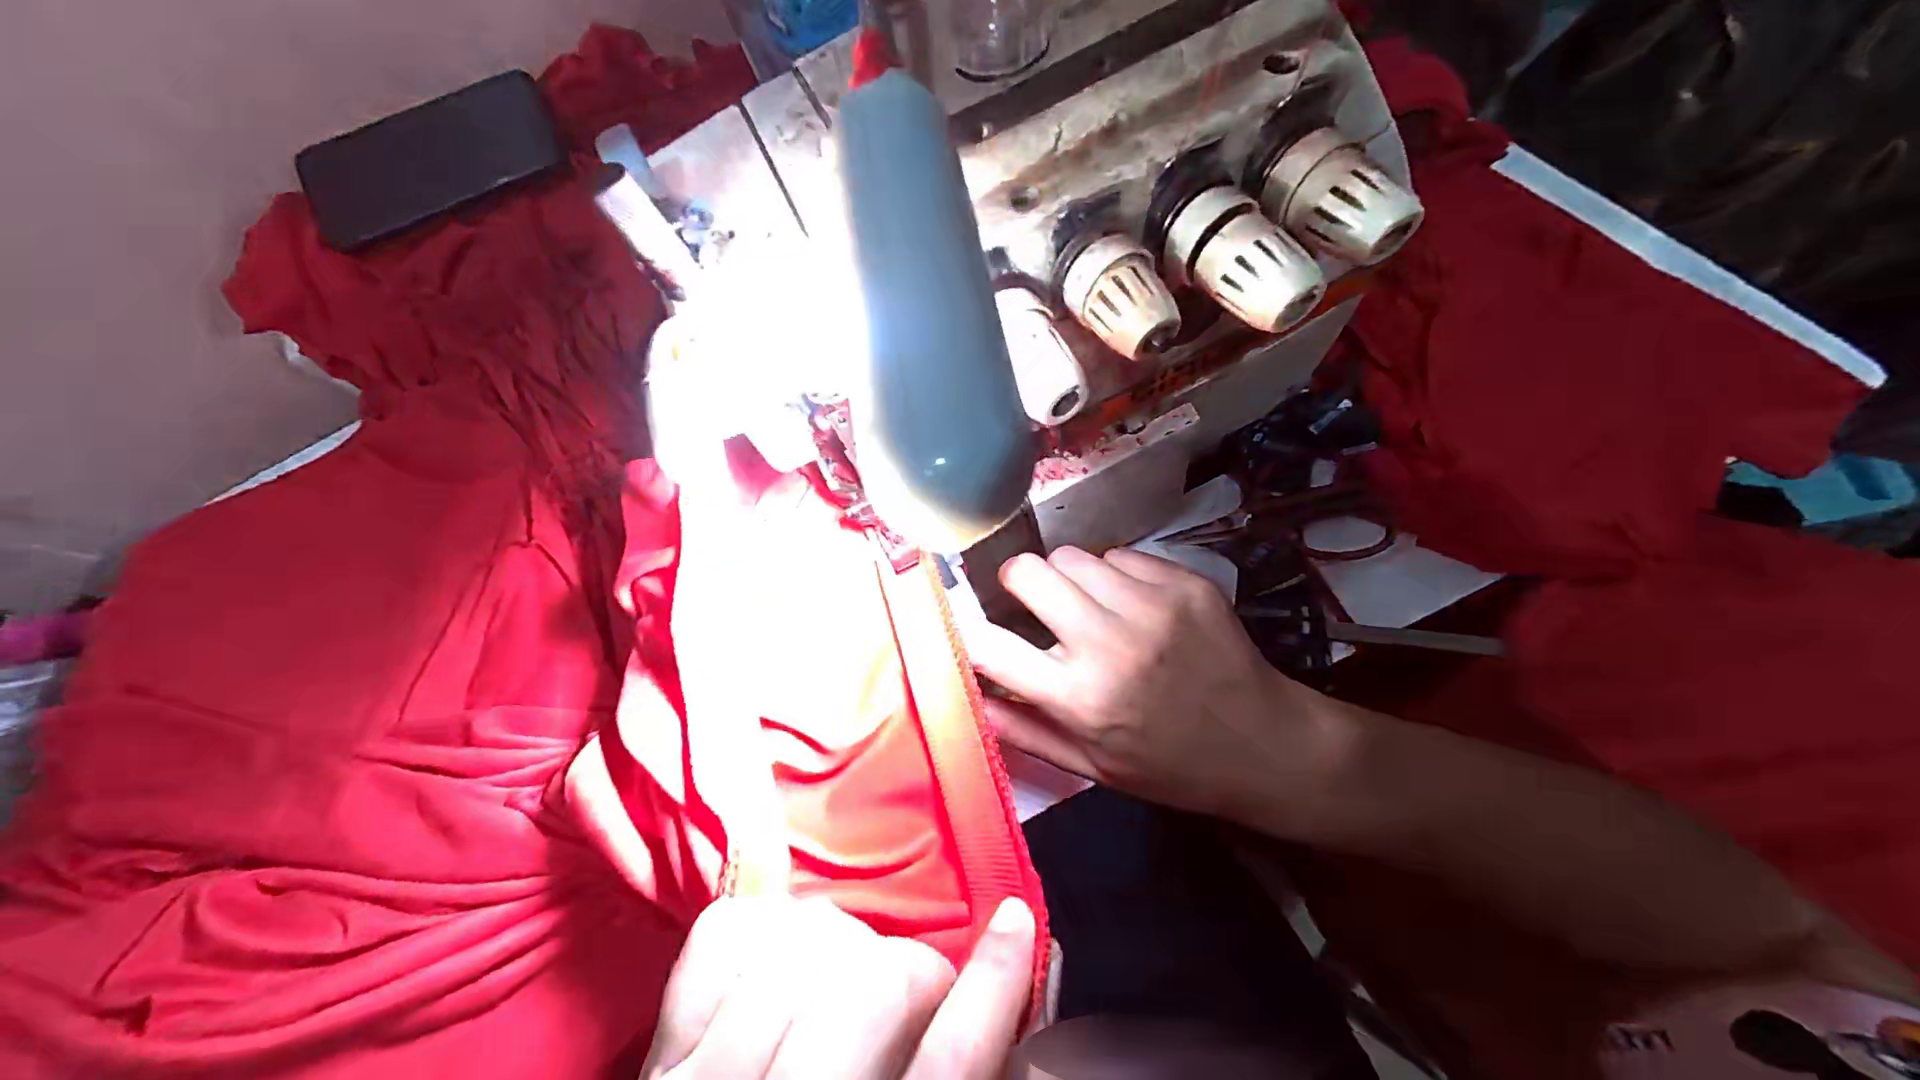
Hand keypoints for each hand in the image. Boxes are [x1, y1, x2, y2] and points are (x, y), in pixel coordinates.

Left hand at [640, 895, 1035, 1079]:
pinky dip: (763, 924)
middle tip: (918, 985)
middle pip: (867, 993)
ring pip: (799, 953)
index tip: (1016, 921)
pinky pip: (725, 936)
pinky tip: (779, 947)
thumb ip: (946, 1067)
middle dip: (907, 969)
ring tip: (846, 970)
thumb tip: (1001, 1010)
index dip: (989, 991)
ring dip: (839, 940)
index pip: (945, 1071)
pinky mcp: (663, 1061)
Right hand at [962, 547, 1352, 832]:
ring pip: (1073, 556)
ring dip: (1068, 578)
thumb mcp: (1091, 765)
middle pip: (1028, 571)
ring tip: (1089, 606)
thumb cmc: (1169, 765)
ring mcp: (1151, 605)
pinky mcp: (1184, 582)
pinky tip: (1132, 605)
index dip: (969, 628)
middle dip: (1018, 582)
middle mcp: (1110, 642)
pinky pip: (1120, 555)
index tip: (972, 624)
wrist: (1266, 744)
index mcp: (1080, 697)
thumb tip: (971, 696)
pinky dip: (1113, 575)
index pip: (991, 644)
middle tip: (1033, 602)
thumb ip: (1024, 730)